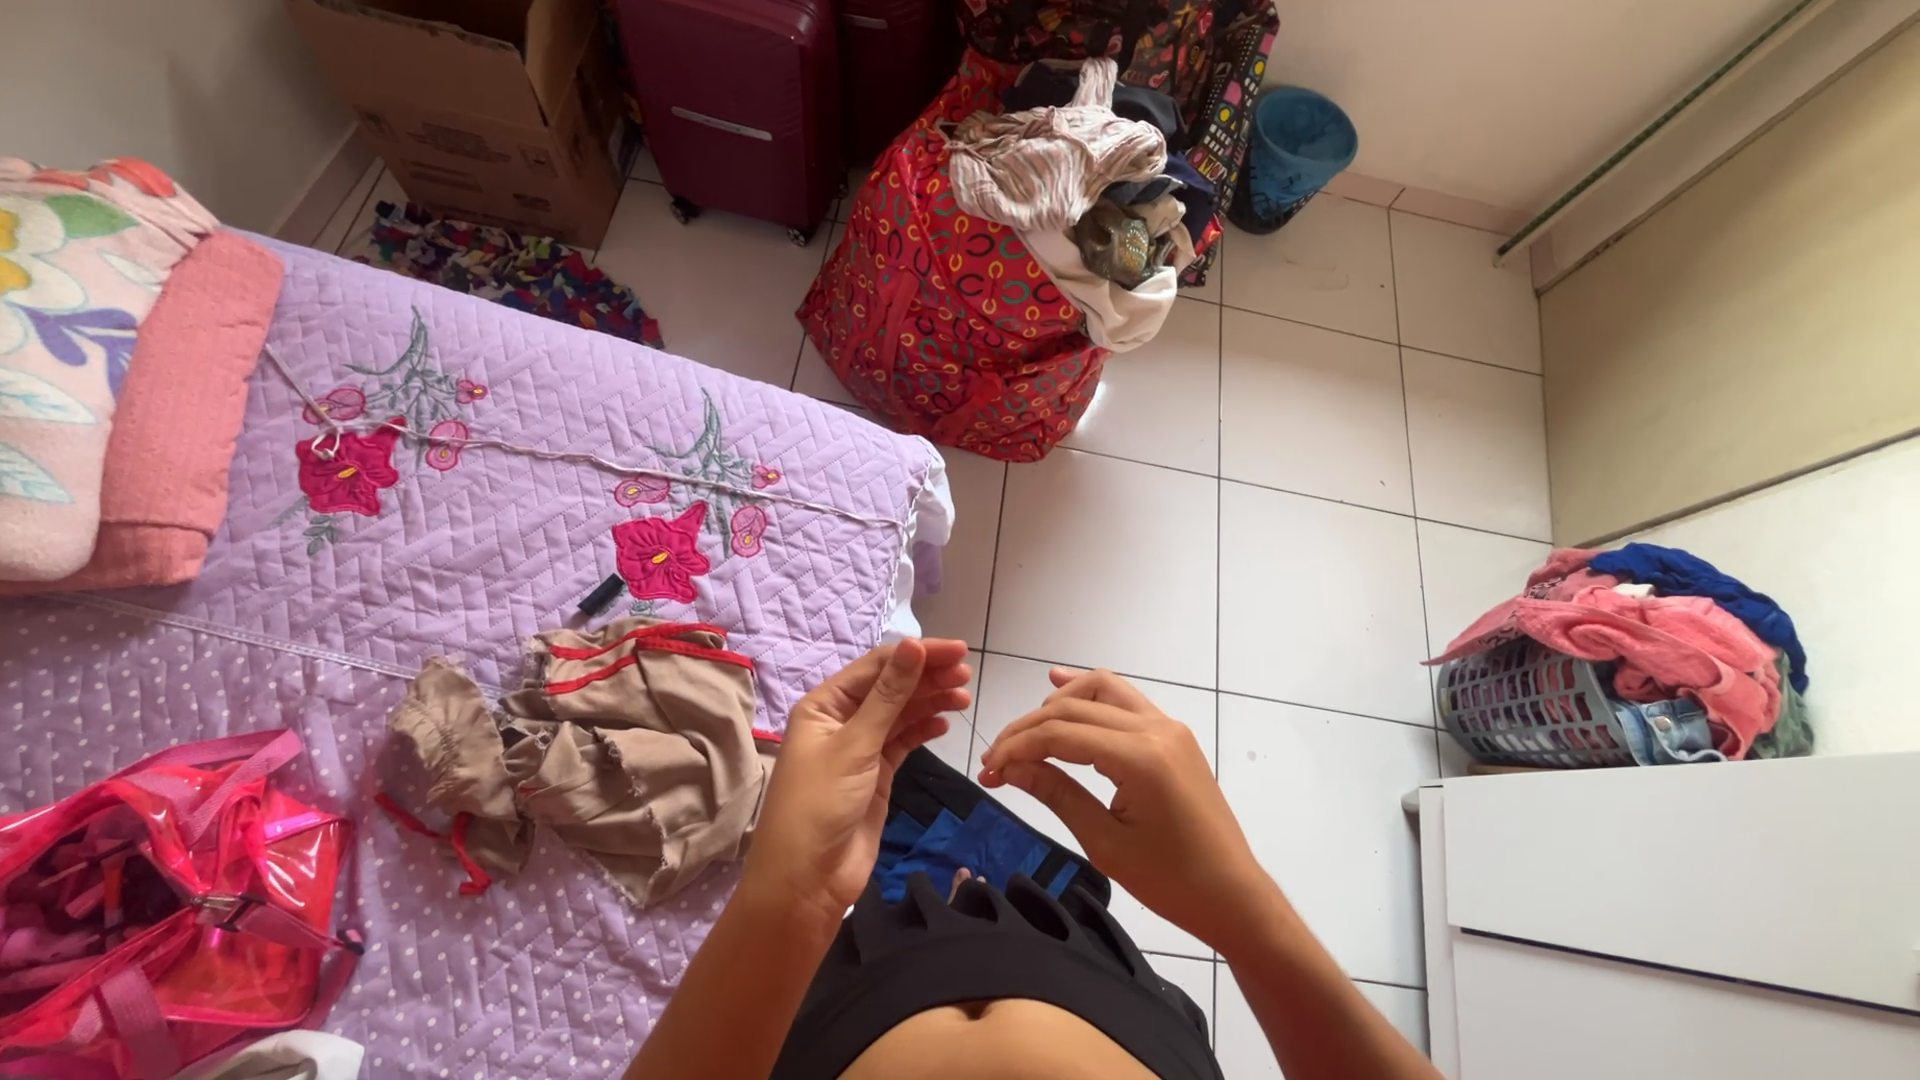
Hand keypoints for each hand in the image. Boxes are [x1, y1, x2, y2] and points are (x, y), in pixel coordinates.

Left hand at [744, 639, 972, 923]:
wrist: (806, 882)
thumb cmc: (819, 806)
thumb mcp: (854, 745)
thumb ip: (888, 695)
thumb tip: (913, 645)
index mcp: (823, 705)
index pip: (876, 667)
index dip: (916, 655)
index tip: (956, 650)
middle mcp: (840, 720)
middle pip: (890, 687)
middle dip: (927, 677)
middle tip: (966, 673)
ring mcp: (859, 748)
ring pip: (900, 713)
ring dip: (930, 702)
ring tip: (963, 696)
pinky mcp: (875, 774)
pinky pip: (903, 740)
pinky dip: (923, 729)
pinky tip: (944, 722)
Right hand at [977, 668, 1272, 950]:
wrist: (1233, 896)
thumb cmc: (1171, 882)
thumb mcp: (1105, 843)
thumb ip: (1056, 793)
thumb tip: (1008, 768)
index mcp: (1140, 757)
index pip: (1060, 734)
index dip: (1017, 747)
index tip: (988, 768)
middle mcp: (1155, 728)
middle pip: (1073, 708)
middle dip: (1028, 728)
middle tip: (997, 758)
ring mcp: (1168, 726)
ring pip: (1100, 688)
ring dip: (1058, 703)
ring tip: (1026, 731)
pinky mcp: (1172, 734)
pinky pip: (1124, 699)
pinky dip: (1089, 695)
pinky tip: (1058, 688)